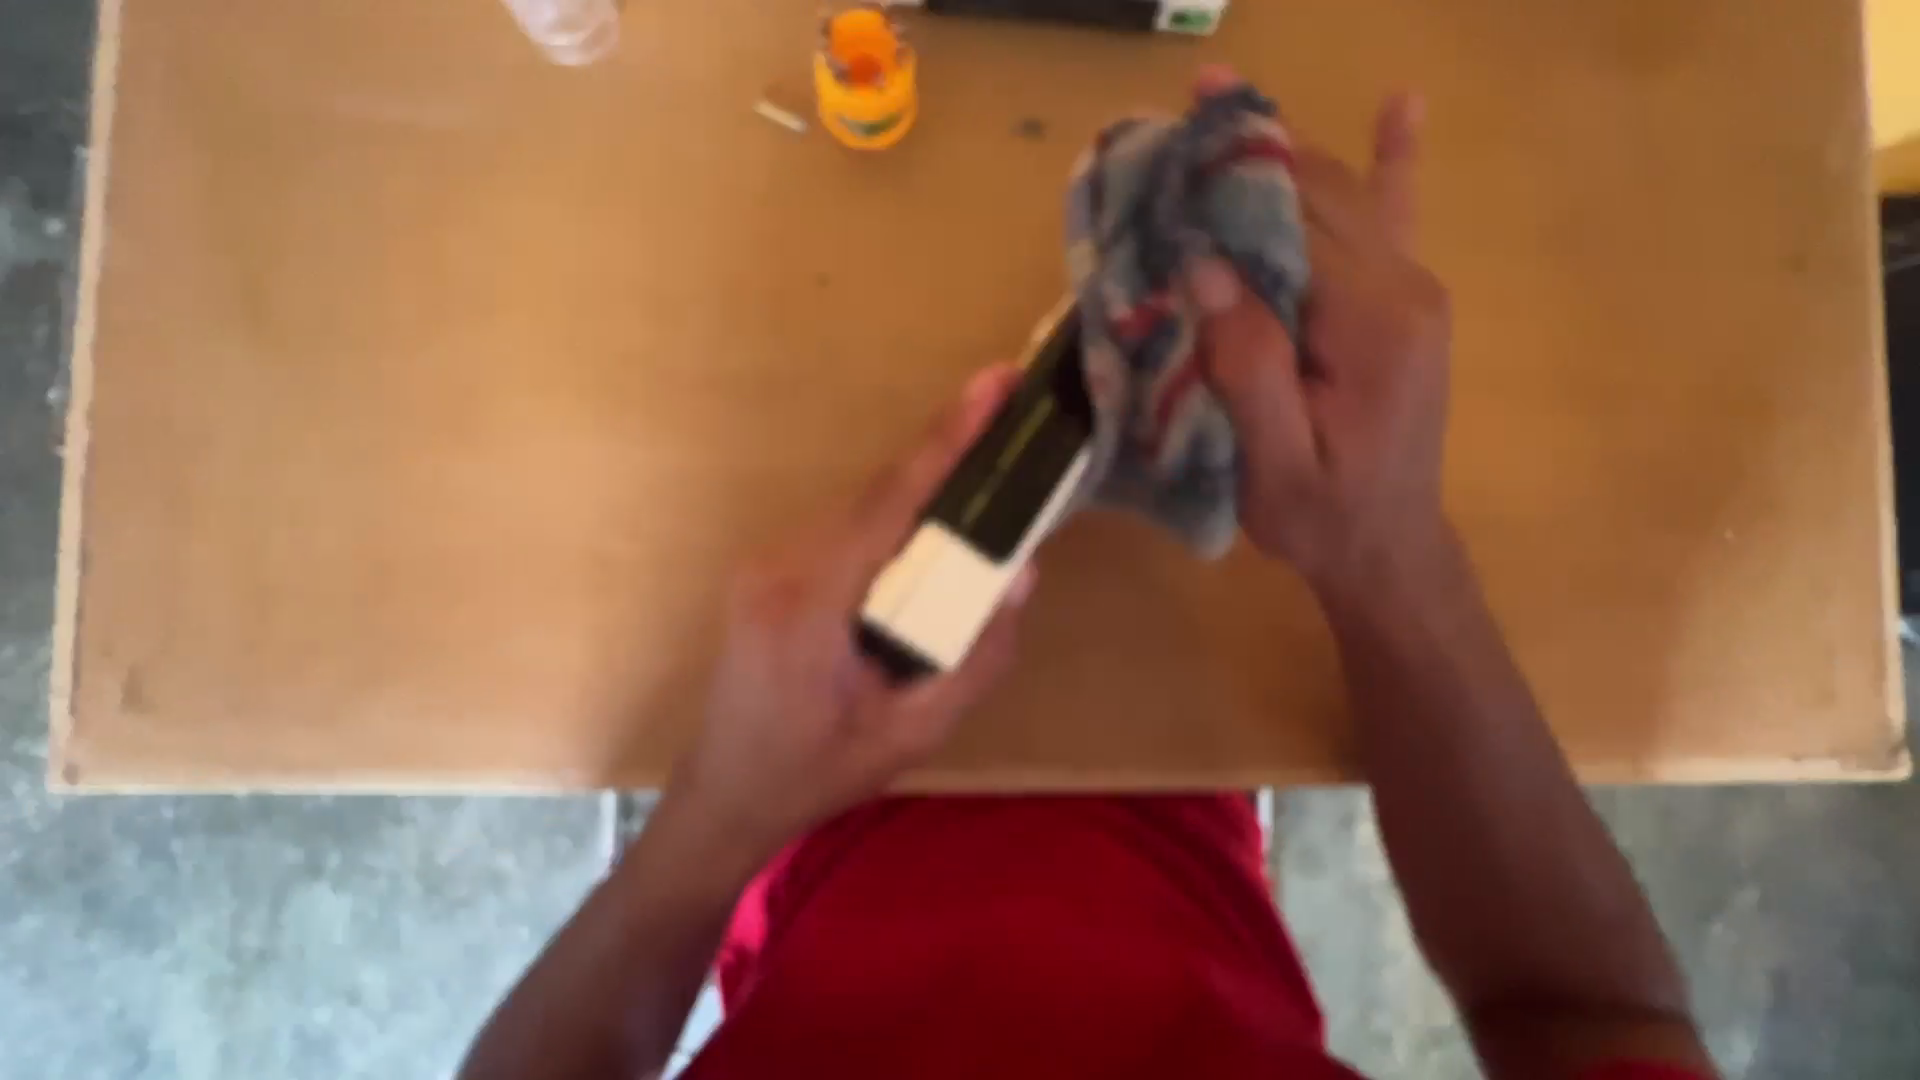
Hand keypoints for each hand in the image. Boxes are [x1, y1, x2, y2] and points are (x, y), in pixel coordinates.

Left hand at [672, 366, 1033, 861]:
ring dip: (920, 490)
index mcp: (811, 604)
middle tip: (1007, 419)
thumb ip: (976, 657)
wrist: (729, 793)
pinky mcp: (767, 569)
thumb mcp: (914, 734)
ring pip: (859, 506)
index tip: (991, 385)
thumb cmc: (820, 773)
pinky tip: (929, 532)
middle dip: (944, 455)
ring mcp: (764, 563)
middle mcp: (780, 566)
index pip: (889, 503)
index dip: (946, 441)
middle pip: (876, 494)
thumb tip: (1018, 574)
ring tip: (981, 475)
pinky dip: (892, 519)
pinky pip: (843, 528)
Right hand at [1188, 70, 1453, 605]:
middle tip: (1188, 105)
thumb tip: (1207, 268)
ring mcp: (1410, 293)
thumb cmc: (1322, 516)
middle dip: (1251, 152)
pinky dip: (1394, 162)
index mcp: (1373, 323)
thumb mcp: (1272, 460)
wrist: (1389, 549)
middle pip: (1319, 195)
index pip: (1294, 223)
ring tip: (1229, 97)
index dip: (1232, 182)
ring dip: (1284, 151)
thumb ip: (1249, 365)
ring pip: (1343, 198)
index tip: (1173, 146)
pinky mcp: (1403, 307)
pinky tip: (1402, 108)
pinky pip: (1396, 220)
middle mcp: (1403, 289)